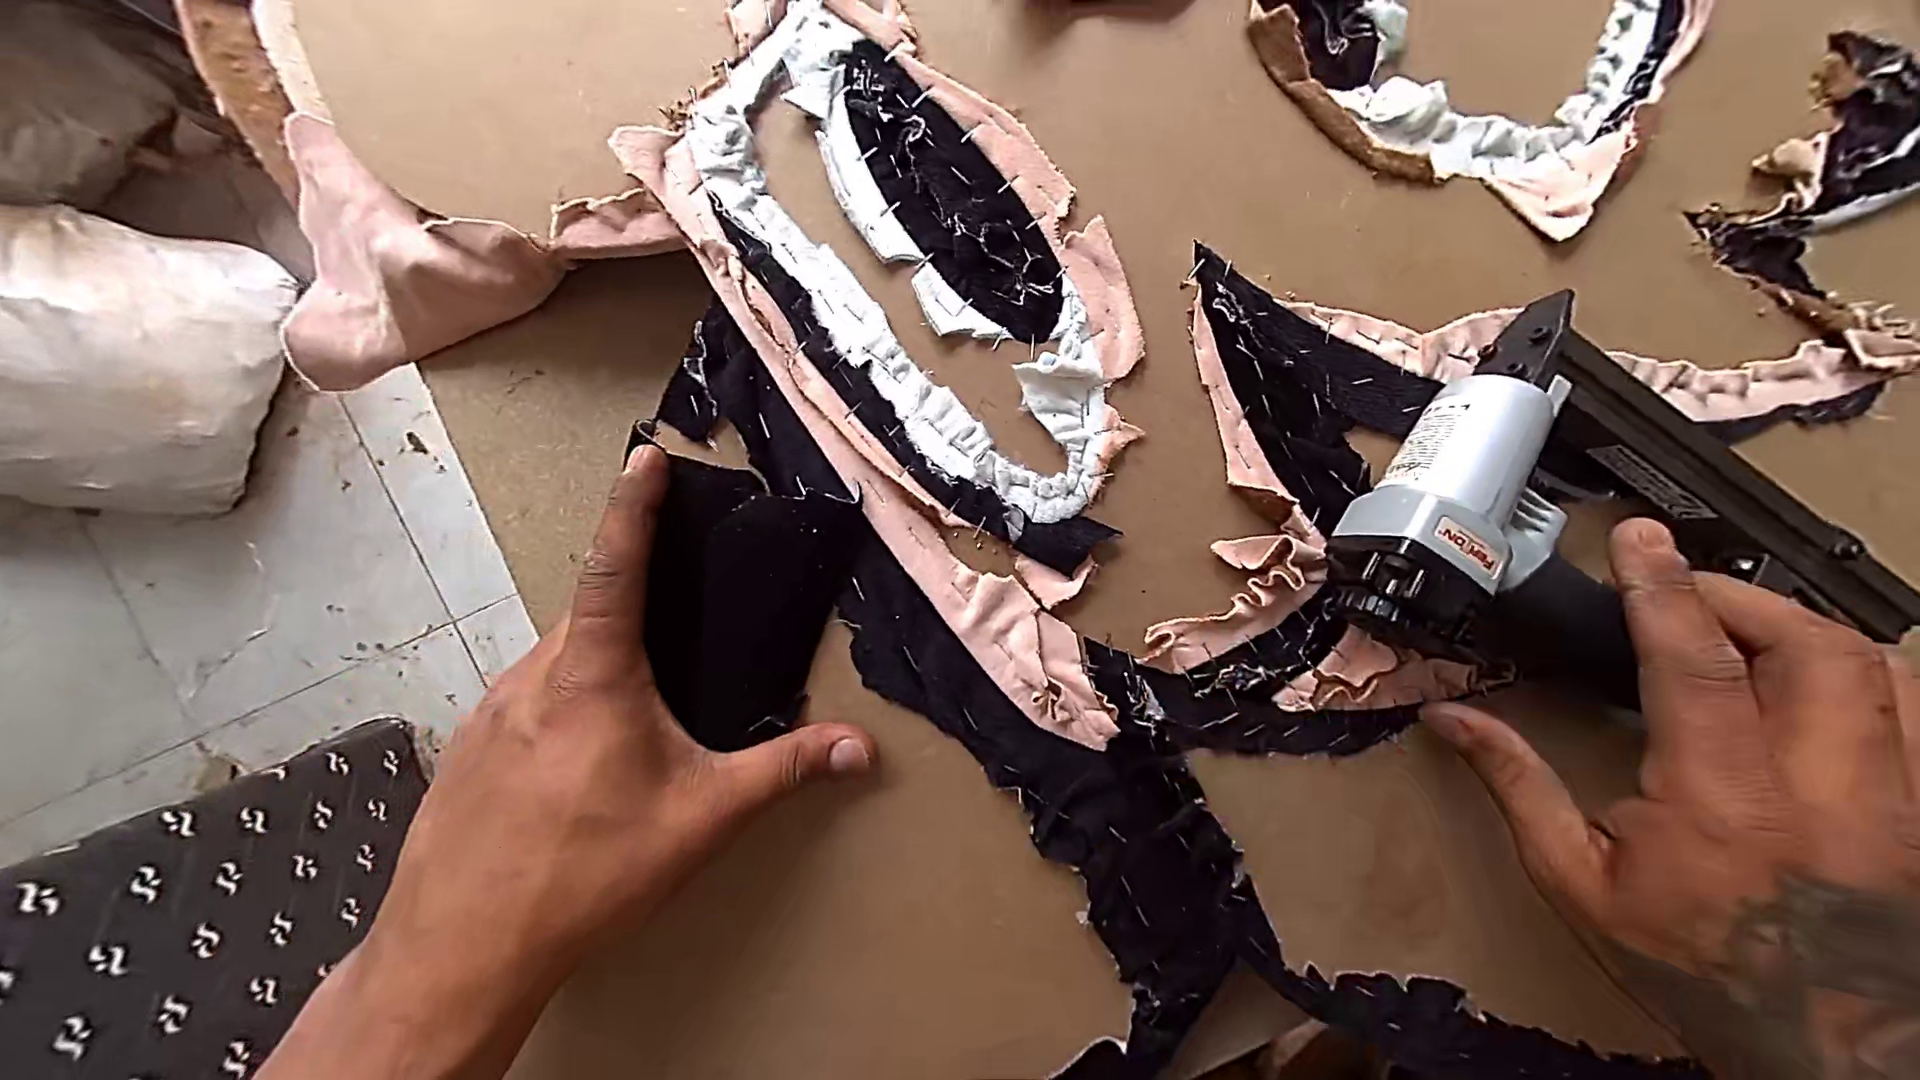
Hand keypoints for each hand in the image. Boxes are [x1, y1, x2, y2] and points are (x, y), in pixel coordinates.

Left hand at [260, 445, 876, 1079]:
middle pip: (592, 608)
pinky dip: (573, 688)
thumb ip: (786, 771)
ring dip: (607, 652)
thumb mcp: (704, 818)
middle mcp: (535, 677)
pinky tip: (592, 745)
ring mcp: (493, 710)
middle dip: (634, 594)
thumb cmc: (585, 875)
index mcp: (593, 677)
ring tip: (645, 696)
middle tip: (677, 610)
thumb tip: (861, 748)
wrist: (453, 961)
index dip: (633, 508)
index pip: (614, 568)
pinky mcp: (475, 744)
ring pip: (563, 652)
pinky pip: (535, 689)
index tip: (646, 458)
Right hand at [1423, 519, 1919, 1078]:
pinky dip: (1863, 671)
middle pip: (1823, 649)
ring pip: (1892, 675)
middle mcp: (1833, 793)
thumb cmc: (1694, 965)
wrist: (1837, 1057)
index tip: (1639, 541)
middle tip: (1677, 583)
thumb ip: (1515, 783)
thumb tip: (1451, 717)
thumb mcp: (1574, 877)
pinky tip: (1806, 673)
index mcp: (1726, 802)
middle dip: (1743, 595)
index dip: (1662, 590)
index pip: (1698, 664)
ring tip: (1734, 618)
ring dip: (1806, 626)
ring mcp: (1903, 806)